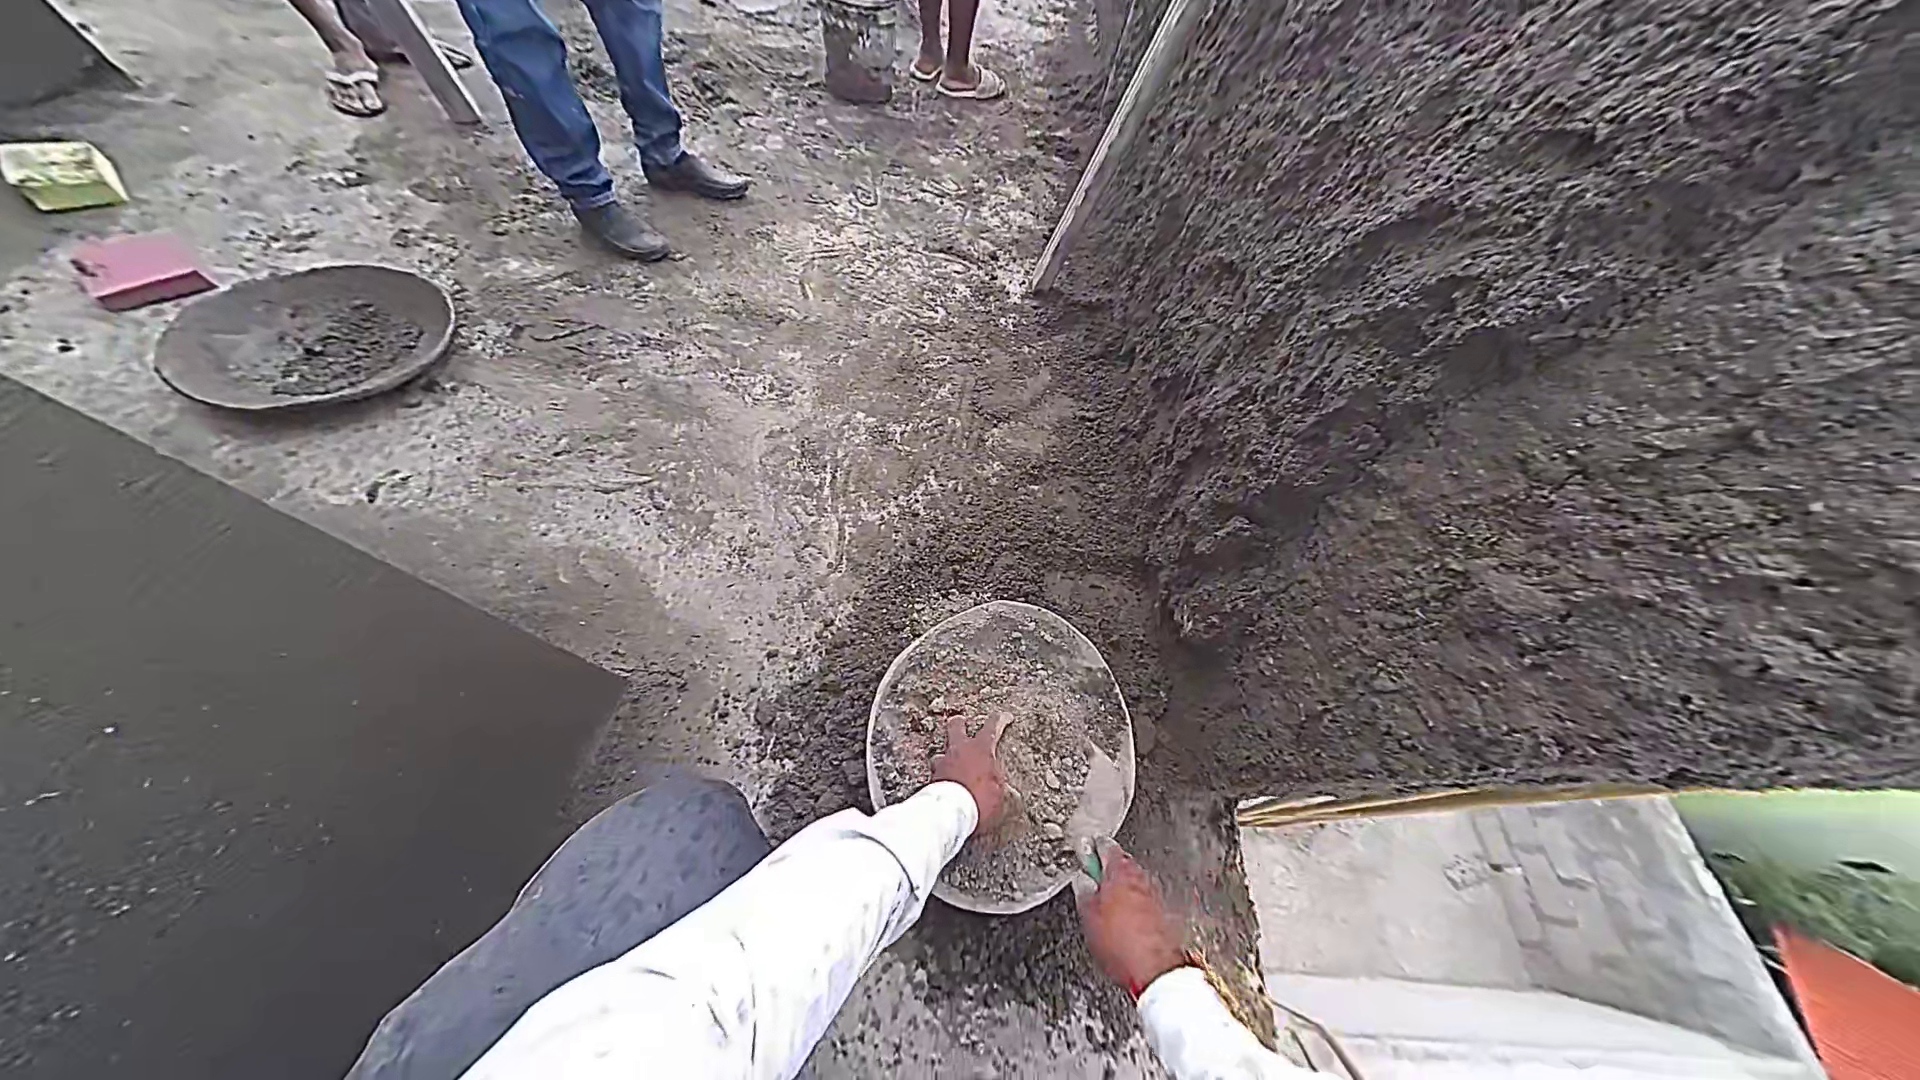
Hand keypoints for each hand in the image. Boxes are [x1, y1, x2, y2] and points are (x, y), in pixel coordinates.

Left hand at [929, 714, 1010, 835]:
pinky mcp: (931, 776)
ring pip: (942, 749)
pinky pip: (936, 770)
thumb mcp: (1000, 795)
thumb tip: (1013, 794)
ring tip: (952, 760)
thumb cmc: (979, 799)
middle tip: (963, 722)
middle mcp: (960, 749)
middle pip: (956, 726)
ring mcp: (943, 761)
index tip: (1006, 717)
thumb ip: (1003, 789)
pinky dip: (942, 773)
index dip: (1001, 720)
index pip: (992, 726)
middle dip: (960, 722)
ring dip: (948, 754)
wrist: (949, 814)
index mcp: (980, 748)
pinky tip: (945, 780)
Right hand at [1073, 838, 1186, 997]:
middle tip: (1094, 880)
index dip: (1092, 847)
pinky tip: (1126, 922)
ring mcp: (1156, 896)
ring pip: (1134, 883)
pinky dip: (1134, 905)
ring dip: (1122, 889)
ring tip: (1109, 908)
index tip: (1085, 850)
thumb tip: (1082, 879)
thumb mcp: (1089, 916)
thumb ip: (1083, 890)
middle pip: (1122, 864)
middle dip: (1108, 870)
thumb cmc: (1123, 945)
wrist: (1158, 974)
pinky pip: (1144, 901)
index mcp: (1121, 871)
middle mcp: (1141, 878)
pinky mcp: (1165, 915)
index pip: (1105, 846)